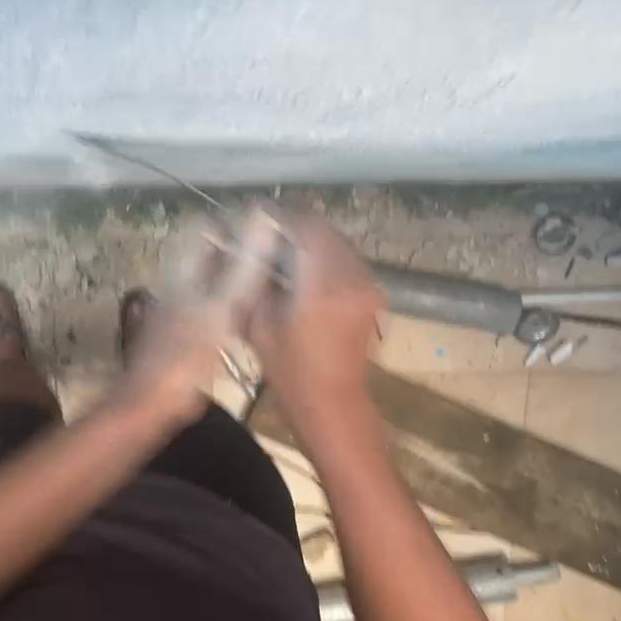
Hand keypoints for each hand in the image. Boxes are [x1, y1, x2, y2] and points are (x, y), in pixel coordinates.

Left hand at [119, 205, 285, 423]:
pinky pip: (213, 305)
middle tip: (282, 251)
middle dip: (242, 247)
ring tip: (277, 278)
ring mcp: (178, 310)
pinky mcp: (184, 334)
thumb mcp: (222, 311)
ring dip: (240, 275)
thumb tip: (264, 219)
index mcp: (182, 273)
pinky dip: (234, 302)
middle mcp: (177, 285)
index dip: (234, 220)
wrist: (150, 407)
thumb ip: (244, 267)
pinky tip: (256, 314)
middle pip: (209, 252)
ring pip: (212, 278)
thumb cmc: (185, 360)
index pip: (204, 225)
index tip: (271, 224)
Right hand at [245, 213, 383, 413]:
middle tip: (267, 232)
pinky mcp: (372, 296)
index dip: (281, 217)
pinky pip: (347, 262)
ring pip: (339, 244)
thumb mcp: (260, 327)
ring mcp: (368, 287)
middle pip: (325, 232)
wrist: (333, 404)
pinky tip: (303, 272)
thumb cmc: (291, 372)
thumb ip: (256, 282)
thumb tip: (248, 250)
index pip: (307, 229)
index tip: (257, 215)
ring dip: (312, 241)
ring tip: (283, 250)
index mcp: (323, 286)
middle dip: (296, 227)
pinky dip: (325, 258)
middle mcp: (352, 279)